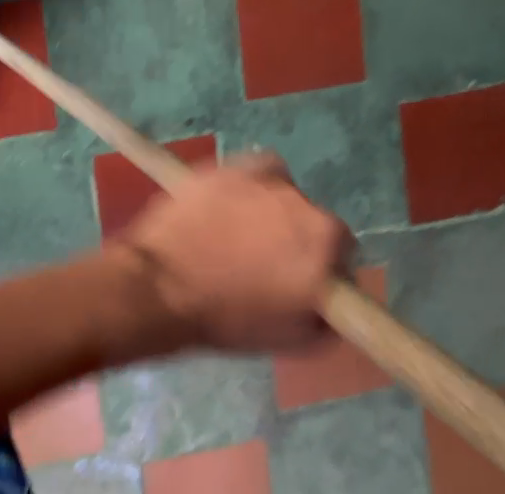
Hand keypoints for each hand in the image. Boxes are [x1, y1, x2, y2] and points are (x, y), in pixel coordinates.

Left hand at [102, 153, 352, 360]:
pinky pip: (254, 167)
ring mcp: (259, 181)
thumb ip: (331, 317)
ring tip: (245, 229)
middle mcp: (301, 204)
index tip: (302, 279)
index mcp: (326, 242)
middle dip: (294, 237)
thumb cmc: (231, 318)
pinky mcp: (223, 169)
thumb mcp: (297, 337)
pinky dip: (251, 180)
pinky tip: (235, 197)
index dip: (324, 265)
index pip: (342, 250)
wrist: (162, 286)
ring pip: (282, 191)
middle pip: (309, 218)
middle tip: (265, 259)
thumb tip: (334, 303)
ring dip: (273, 207)